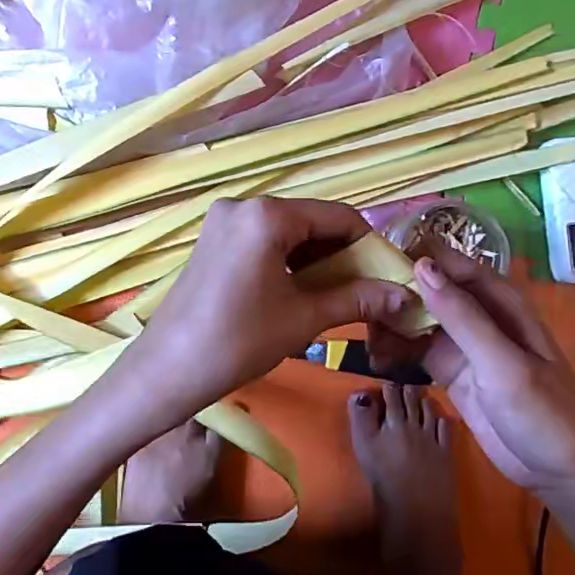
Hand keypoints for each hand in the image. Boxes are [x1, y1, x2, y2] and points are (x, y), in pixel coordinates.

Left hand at [121, 197, 414, 421]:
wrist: (168, 369)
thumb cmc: (239, 340)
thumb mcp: (303, 317)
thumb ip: (357, 298)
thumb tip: (406, 296)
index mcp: (266, 214)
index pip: (338, 217)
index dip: (369, 245)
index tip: (390, 275)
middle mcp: (243, 205)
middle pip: (310, 221)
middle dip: (342, 254)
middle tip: (367, 290)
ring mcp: (222, 221)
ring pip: (286, 232)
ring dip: (315, 259)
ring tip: (337, 295)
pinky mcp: (210, 240)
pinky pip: (261, 240)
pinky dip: (286, 260)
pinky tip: (300, 290)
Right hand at [369, 245, 574, 490]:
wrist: (561, 474)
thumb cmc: (544, 413)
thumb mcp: (502, 362)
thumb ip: (462, 316)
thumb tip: (421, 266)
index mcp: (498, 300)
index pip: (449, 263)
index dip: (412, 254)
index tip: (372, 257)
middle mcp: (476, 313)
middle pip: (426, 288)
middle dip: (393, 290)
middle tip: (357, 299)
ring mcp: (460, 342)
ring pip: (415, 318)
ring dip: (389, 322)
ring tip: (363, 332)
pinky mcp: (448, 369)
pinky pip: (413, 349)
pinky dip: (394, 350)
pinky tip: (374, 356)